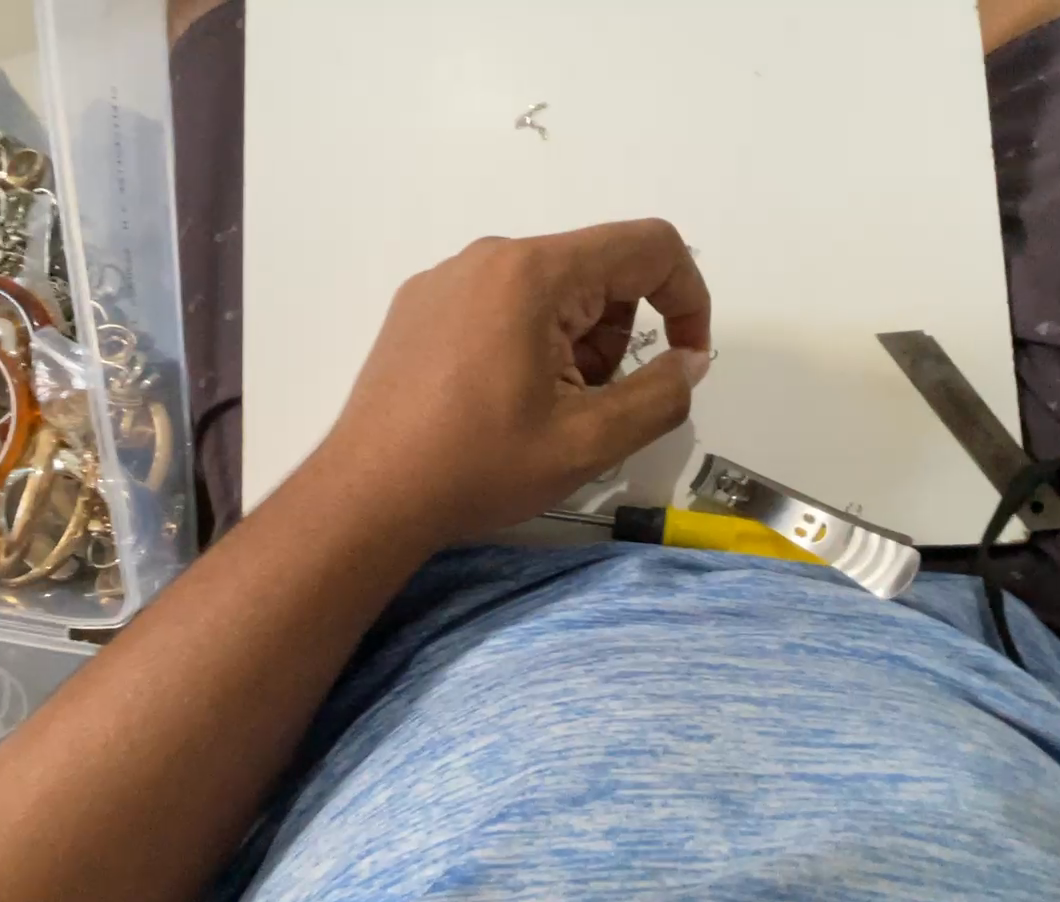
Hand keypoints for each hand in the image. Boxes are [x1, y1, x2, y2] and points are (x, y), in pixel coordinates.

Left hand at [306, 218, 713, 546]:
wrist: (369, 497)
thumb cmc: (479, 468)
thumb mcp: (588, 442)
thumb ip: (660, 395)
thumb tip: (690, 360)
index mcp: (534, 272)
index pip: (649, 246)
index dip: (688, 299)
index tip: (684, 360)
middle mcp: (487, 257)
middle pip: (594, 273)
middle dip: (616, 338)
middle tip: (587, 408)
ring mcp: (444, 280)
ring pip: (546, 293)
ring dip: (570, 346)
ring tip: (537, 412)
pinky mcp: (417, 309)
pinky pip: (498, 307)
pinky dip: (523, 345)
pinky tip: (494, 403)